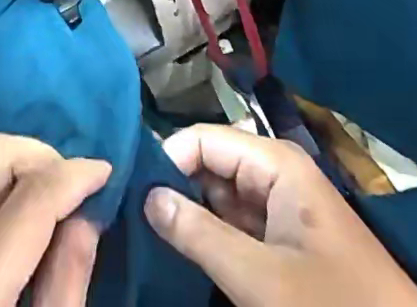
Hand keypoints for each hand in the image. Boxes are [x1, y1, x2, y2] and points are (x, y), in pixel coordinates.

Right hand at [145, 124, 416, 306]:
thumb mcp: (259, 277)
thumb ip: (198, 233)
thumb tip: (146, 195)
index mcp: (275, 162)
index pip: (203, 139)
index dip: (167, 161)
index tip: (132, 195)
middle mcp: (275, 171)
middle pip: (210, 162)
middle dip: (175, 185)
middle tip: (133, 215)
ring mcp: (281, 204)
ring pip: (219, 193)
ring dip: (189, 211)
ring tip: (149, 231)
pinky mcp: (284, 236)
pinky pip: (235, 221)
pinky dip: (210, 233)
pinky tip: (183, 248)